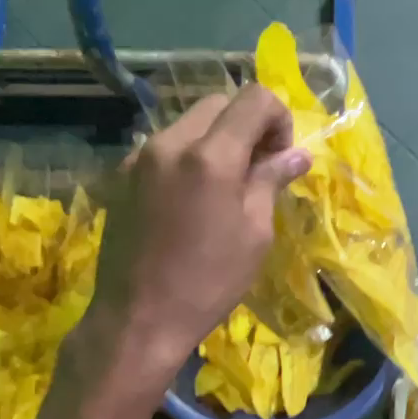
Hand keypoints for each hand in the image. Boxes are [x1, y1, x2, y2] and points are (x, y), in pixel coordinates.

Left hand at [84, 86, 312, 385]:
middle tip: (256, 170)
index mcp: (209, 156)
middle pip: (219, 103)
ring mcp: (139, 156)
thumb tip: (296, 155)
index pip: (254, 99)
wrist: (137, 319)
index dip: (278, 119)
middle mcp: (170, 142)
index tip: (279, 157)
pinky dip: (187, 157)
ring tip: (223, 187)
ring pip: (189, 123)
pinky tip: (190, 200)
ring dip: (215, 140)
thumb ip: (270, 182)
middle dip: (246, 125)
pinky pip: (163, 147)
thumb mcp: (254, 235)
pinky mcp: (121, 175)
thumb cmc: (207, 284)